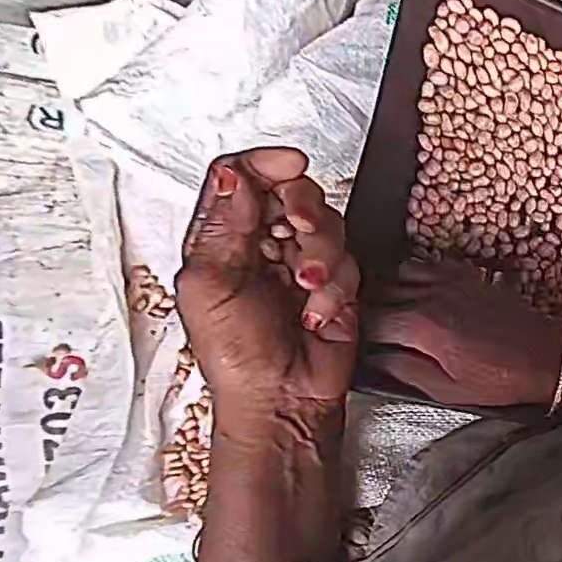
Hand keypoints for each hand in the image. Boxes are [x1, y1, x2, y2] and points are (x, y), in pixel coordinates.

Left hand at [176, 148, 359, 430]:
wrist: (282, 397)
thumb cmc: (237, 354)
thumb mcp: (210, 283)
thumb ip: (224, 224)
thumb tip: (233, 174)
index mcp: (226, 239)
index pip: (244, 180)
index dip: (267, 165)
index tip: (289, 164)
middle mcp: (268, 246)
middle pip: (296, 196)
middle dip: (304, 210)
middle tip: (298, 228)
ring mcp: (308, 266)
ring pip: (330, 228)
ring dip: (321, 256)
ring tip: (306, 288)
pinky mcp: (341, 288)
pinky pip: (351, 266)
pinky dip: (337, 289)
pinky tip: (317, 313)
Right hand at [362, 260, 561, 408]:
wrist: (547, 357)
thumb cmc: (504, 379)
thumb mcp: (450, 390)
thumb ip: (407, 372)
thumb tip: (378, 361)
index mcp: (423, 327)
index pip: (371, 320)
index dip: (364, 335)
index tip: (367, 346)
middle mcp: (434, 296)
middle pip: (382, 292)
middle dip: (374, 311)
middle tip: (378, 332)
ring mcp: (453, 282)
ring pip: (402, 273)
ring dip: (394, 290)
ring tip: (399, 312)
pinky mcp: (471, 277)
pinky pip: (432, 265)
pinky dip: (421, 276)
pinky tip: (425, 296)